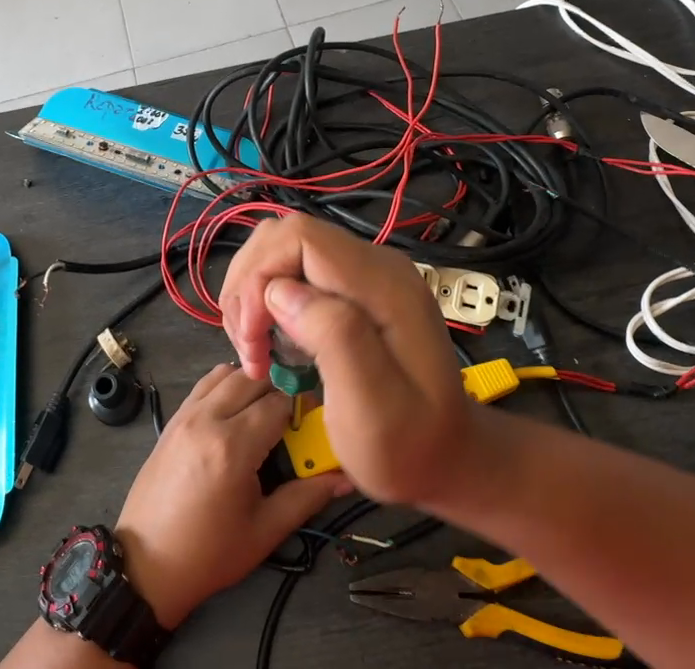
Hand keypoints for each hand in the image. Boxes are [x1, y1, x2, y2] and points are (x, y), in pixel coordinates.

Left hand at [115, 364, 349, 627]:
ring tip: (264, 414)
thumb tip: (346, 476)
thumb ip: (307, 496)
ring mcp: (185, 415)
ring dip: (251, 383)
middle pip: (253, 377)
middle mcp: (207, 419)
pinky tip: (236, 415)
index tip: (312, 427)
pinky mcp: (172, 420)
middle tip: (291, 420)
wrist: (146, 563)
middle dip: (279, 390)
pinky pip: (204, 385)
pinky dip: (226, 386)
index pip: (279, 402)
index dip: (302, 410)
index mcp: (233, 447)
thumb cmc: (210, 553)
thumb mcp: (265, 530)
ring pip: (226, 373)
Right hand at [217, 214, 474, 505]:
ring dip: (251, 295)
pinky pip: (290, 271)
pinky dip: (264, 302)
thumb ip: (336, 338)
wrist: (444, 457)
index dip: (261, 276)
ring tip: (254, 348)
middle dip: (249, 287)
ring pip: (280, 250)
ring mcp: (362, 274)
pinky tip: (267, 342)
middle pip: (283, 236)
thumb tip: (281, 292)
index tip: (254, 335)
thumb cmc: (407, 444)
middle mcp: (374, 265)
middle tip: (249, 348)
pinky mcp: (349, 289)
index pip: (301, 238)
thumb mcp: (375, 406)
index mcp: (384, 285)